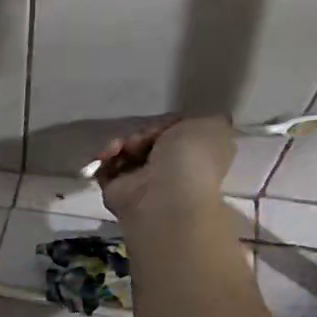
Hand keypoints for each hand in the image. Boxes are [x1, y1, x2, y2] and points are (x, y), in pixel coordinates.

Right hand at [95, 116, 234, 223]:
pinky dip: (104, 158)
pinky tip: (108, 154)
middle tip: (141, 139)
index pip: (175, 132)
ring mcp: (142, 182)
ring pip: (125, 152)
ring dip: (120, 144)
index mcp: (196, 157)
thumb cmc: (191, 159)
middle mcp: (169, 170)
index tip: (164, 124)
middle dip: (141, 133)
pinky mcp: (117, 191)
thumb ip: (202, 121)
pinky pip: (106, 167)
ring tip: (120, 147)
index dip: (167, 123)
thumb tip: (189, 126)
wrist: (165, 196)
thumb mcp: (212, 125)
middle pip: (147, 140)